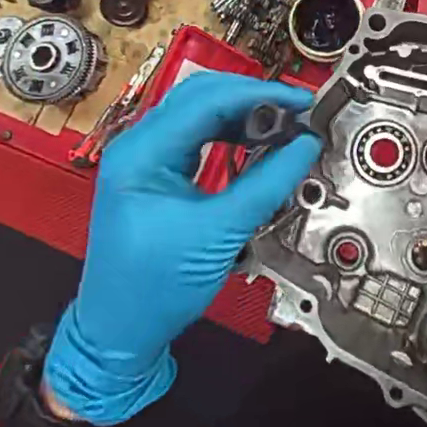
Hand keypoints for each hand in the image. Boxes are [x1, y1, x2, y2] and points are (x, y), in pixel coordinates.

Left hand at [44, 71, 322, 425]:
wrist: (121, 330)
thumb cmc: (154, 288)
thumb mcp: (218, 234)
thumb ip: (266, 185)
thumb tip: (304, 147)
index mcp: (141, 153)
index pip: (206, 100)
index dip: (259, 95)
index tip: (300, 102)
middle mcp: (138, 147)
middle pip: (201, 97)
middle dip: (252, 99)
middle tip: (297, 111)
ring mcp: (146, 160)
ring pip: (200, 115)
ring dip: (243, 116)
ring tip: (284, 126)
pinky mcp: (157, 176)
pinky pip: (198, 140)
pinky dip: (231, 137)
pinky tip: (258, 144)